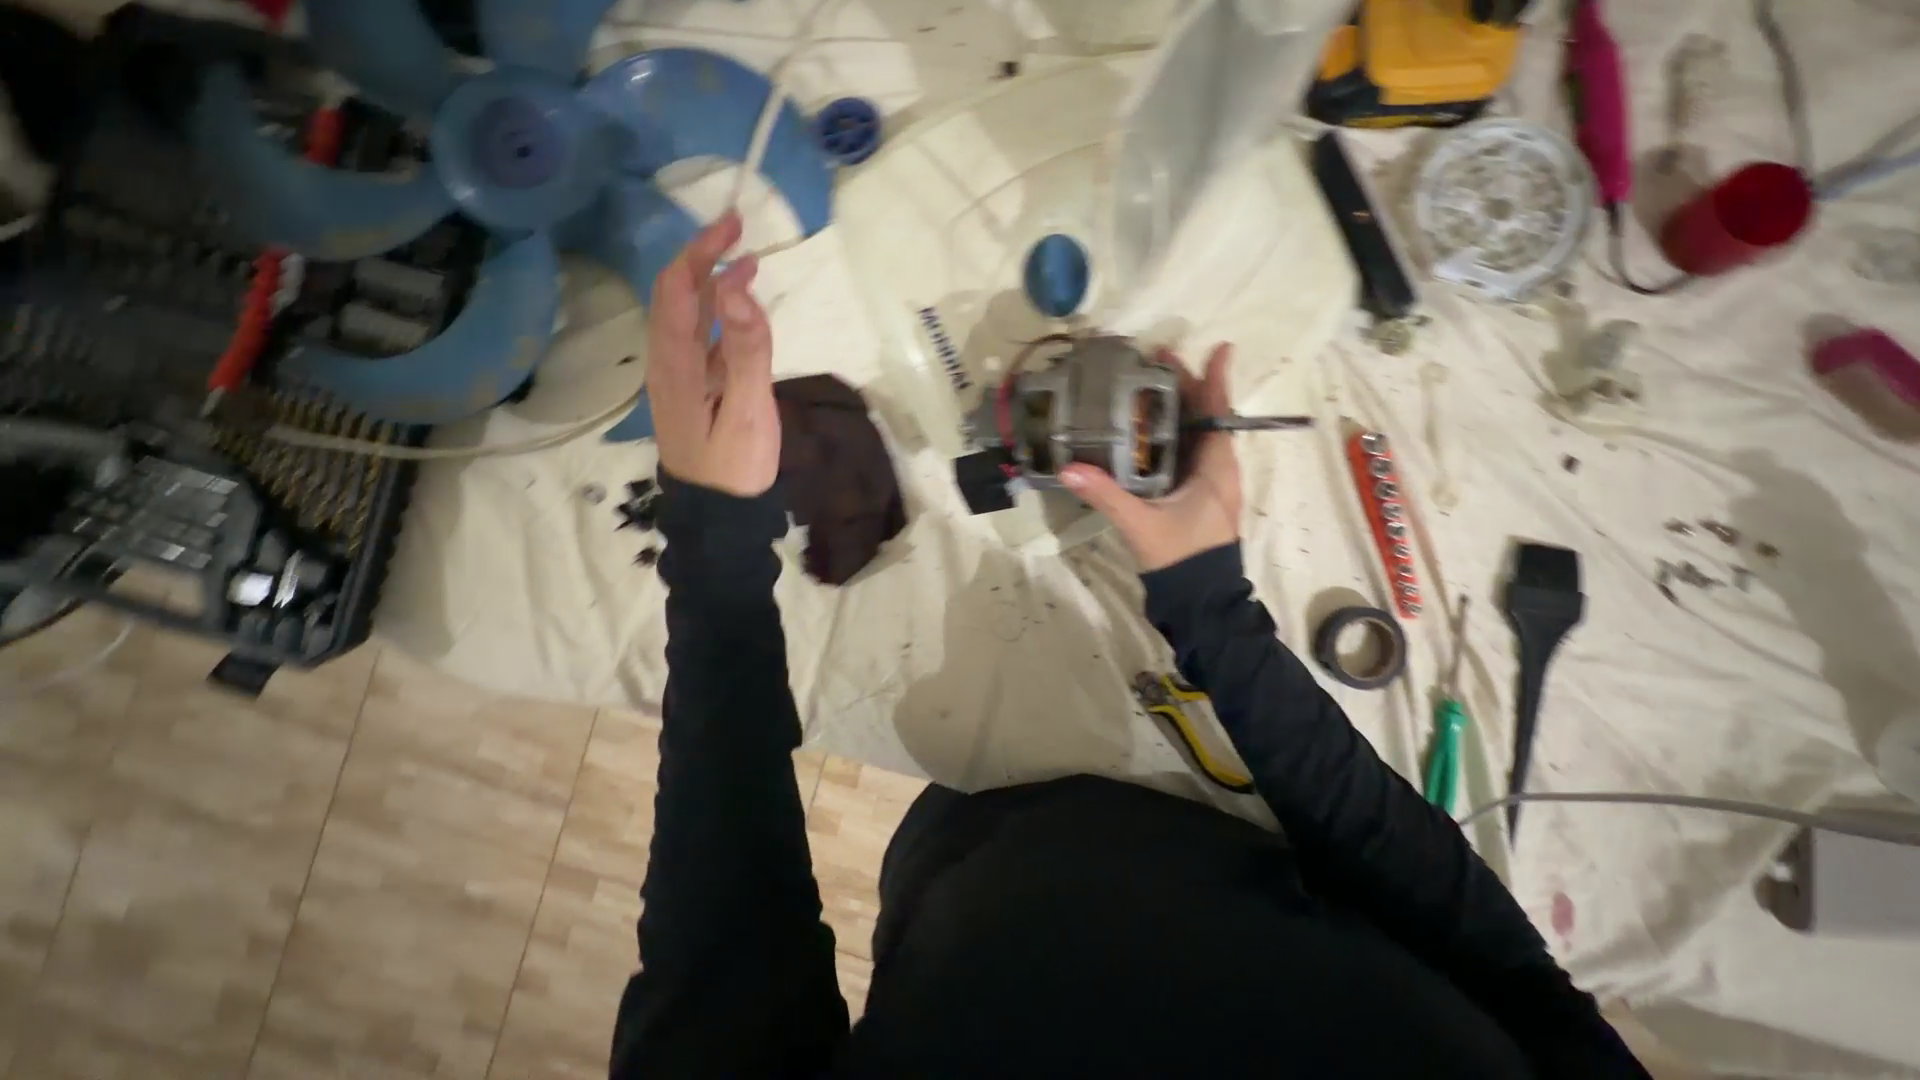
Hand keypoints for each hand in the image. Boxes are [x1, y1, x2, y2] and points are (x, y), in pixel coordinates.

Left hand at [647, 211, 779, 496]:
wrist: (719, 514)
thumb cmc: (735, 466)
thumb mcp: (748, 410)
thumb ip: (747, 351)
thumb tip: (738, 287)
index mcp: (676, 363)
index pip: (679, 289)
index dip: (701, 251)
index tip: (734, 224)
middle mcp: (668, 361)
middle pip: (676, 295)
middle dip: (703, 257)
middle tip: (740, 230)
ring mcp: (678, 376)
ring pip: (687, 315)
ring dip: (712, 283)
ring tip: (748, 262)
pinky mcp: (692, 389)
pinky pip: (699, 337)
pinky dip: (719, 313)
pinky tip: (742, 311)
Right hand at [1060, 344, 1241, 570]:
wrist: (1201, 601)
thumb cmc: (1182, 557)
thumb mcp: (1141, 525)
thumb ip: (1106, 496)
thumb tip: (1068, 469)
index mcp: (1215, 468)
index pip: (1218, 413)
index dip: (1216, 380)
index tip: (1219, 347)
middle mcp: (1218, 470)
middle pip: (1206, 418)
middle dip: (1188, 388)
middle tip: (1160, 360)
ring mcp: (1209, 485)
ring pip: (1197, 436)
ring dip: (1180, 410)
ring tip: (1151, 386)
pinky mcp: (1196, 498)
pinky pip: (1188, 455)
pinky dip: (1173, 435)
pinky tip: (1147, 433)